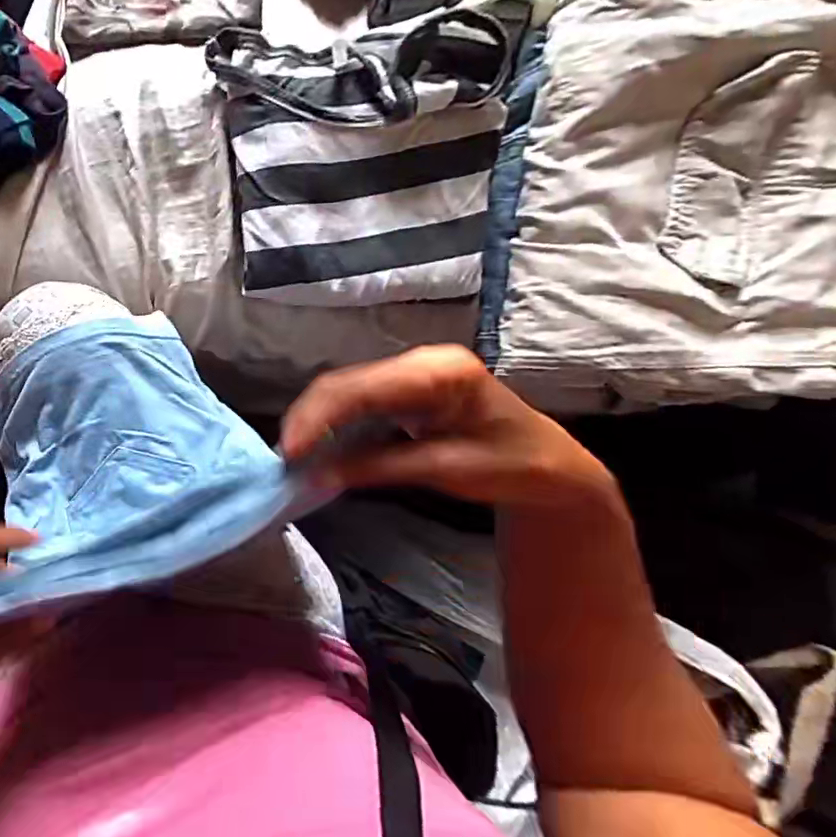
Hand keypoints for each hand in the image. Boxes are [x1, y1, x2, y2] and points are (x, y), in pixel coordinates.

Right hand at [281, 346, 616, 509]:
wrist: (550, 462)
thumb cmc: (515, 464)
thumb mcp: (451, 470)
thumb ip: (383, 467)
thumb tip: (320, 475)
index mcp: (440, 372)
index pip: (363, 387)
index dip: (319, 416)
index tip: (291, 451)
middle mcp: (418, 361)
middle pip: (344, 382)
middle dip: (308, 418)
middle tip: (285, 457)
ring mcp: (408, 371)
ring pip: (343, 388)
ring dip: (313, 419)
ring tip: (293, 453)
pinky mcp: (400, 387)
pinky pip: (353, 399)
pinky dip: (329, 421)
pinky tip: (315, 442)